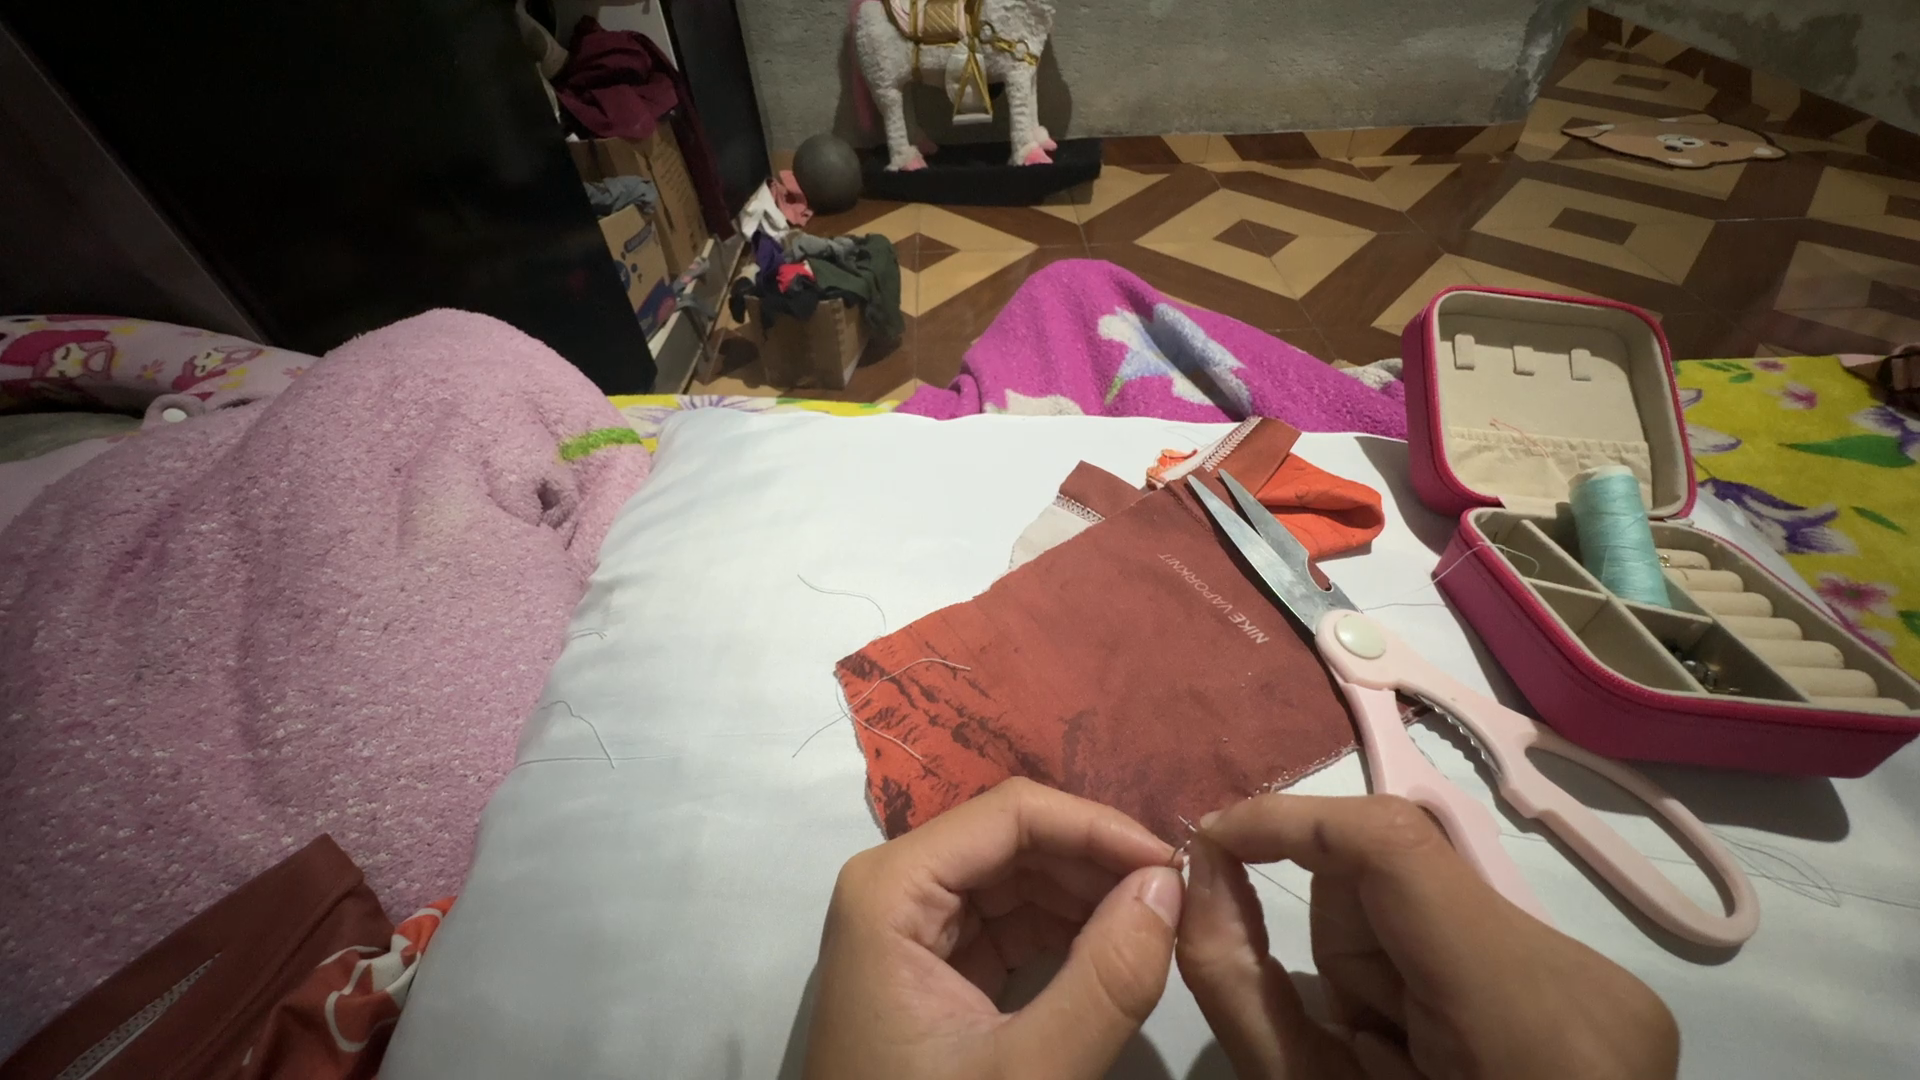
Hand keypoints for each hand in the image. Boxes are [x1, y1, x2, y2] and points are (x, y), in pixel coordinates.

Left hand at [803, 778, 1185, 1079]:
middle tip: (1173, 896)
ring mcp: (914, 917)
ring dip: (1086, 892)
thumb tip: (1168, 889)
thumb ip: (1103, 984)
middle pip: (1012, 838)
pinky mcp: (934, 955)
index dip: (1095, 827)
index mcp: (893, 885)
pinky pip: (1007, 916)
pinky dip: (1063, 927)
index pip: (1010, 814)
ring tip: (1154, 920)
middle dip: (1094, 861)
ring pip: (1015, 872)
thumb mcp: (1022, 1075)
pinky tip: (1112, 945)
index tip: (1170, 863)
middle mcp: (897, 881)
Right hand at [1177, 794, 1677, 1079]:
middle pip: (1391, 872)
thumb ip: (1237, 979)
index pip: (1391, 844)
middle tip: (1357, 1043)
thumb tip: (1200, 859)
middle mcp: (1583, 977)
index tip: (1214, 841)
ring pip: (1413, 891)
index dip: (1285, 819)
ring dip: (1368, 954)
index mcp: (1528, 1023)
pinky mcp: (1590, 982)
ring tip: (1396, 1053)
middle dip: (1337, 934)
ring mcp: (1601, 978)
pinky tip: (1431, 1045)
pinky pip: (1446, 919)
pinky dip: (1403, 967)